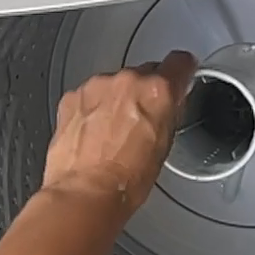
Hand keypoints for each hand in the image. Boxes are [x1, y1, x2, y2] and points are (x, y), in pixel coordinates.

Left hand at [42, 51, 195, 217]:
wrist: (85, 192)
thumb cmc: (126, 179)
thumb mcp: (166, 144)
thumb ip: (169, 111)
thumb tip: (168, 103)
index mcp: (158, 90)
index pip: (180, 62)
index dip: (182, 71)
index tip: (180, 76)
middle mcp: (128, 81)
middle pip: (145, 73)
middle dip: (145, 92)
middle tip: (143, 121)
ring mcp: (98, 87)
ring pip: (116, 84)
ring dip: (118, 100)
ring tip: (115, 133)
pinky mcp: (73, 97)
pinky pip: (91, 94)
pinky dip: (94, 108)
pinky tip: (96, 134)